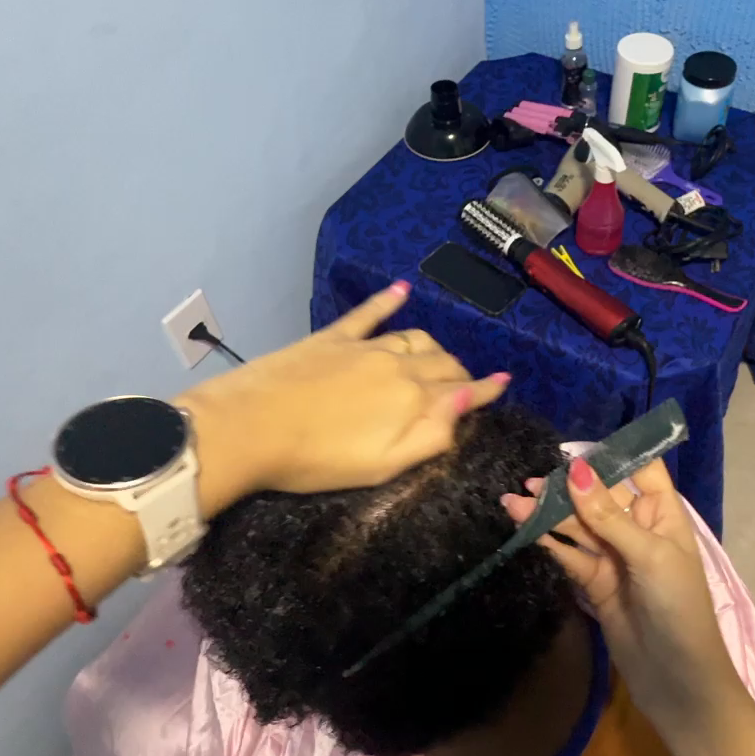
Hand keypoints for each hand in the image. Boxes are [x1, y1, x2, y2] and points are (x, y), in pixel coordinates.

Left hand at [182, 281, 509, 511]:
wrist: (251, 428)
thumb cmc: (317, 460)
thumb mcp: (383, 465)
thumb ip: (431, 434)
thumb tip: (467, 401)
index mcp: (412, 399)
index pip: (461, 391)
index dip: (485, 389)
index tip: (503, 382)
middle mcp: (397, 365)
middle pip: (442, 361)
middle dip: (460, 372)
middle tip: (465, 385)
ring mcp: (364, 347)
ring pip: (414, 337)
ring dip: (433, 346)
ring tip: (439, 355)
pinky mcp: (333, 337)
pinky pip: (368, 313)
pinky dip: (387, 300)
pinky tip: (401, 289)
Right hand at [501, 456, 742, 723]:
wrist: (679, 683)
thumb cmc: (679, 608)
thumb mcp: (649, 556)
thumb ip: (607, 514)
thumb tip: (574, 468)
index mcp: (662, 512)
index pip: (637, 468)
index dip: (608, 455)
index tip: (570, 447)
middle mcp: (637, 527)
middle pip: (598, 495)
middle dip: (565, 487)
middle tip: (528, 481)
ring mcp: (614, 555)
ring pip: (578, 524)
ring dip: (548, 514)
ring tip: (512, 502)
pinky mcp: (595, 581)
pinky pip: (568, 553)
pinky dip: (546, 540)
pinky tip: (523, 527)